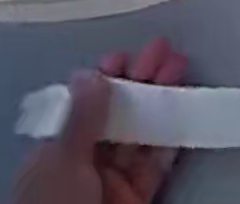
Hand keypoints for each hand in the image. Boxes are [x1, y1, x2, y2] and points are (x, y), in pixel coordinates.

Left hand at [9, 38, 190, 203]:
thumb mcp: (61, 166)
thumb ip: (81, 120)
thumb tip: (90, 72)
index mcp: (54, 156)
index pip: (83, 108)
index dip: (105, 79)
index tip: (127, 56)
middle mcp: (83, 165)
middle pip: (117, 114)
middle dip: (141, 80)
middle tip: (164, 52)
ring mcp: (111, 183)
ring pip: (141, 131)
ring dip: (162, 99)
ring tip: (181, 68)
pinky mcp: (138, 199)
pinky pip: (157, 161)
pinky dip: (173, 134)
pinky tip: (186, 109)